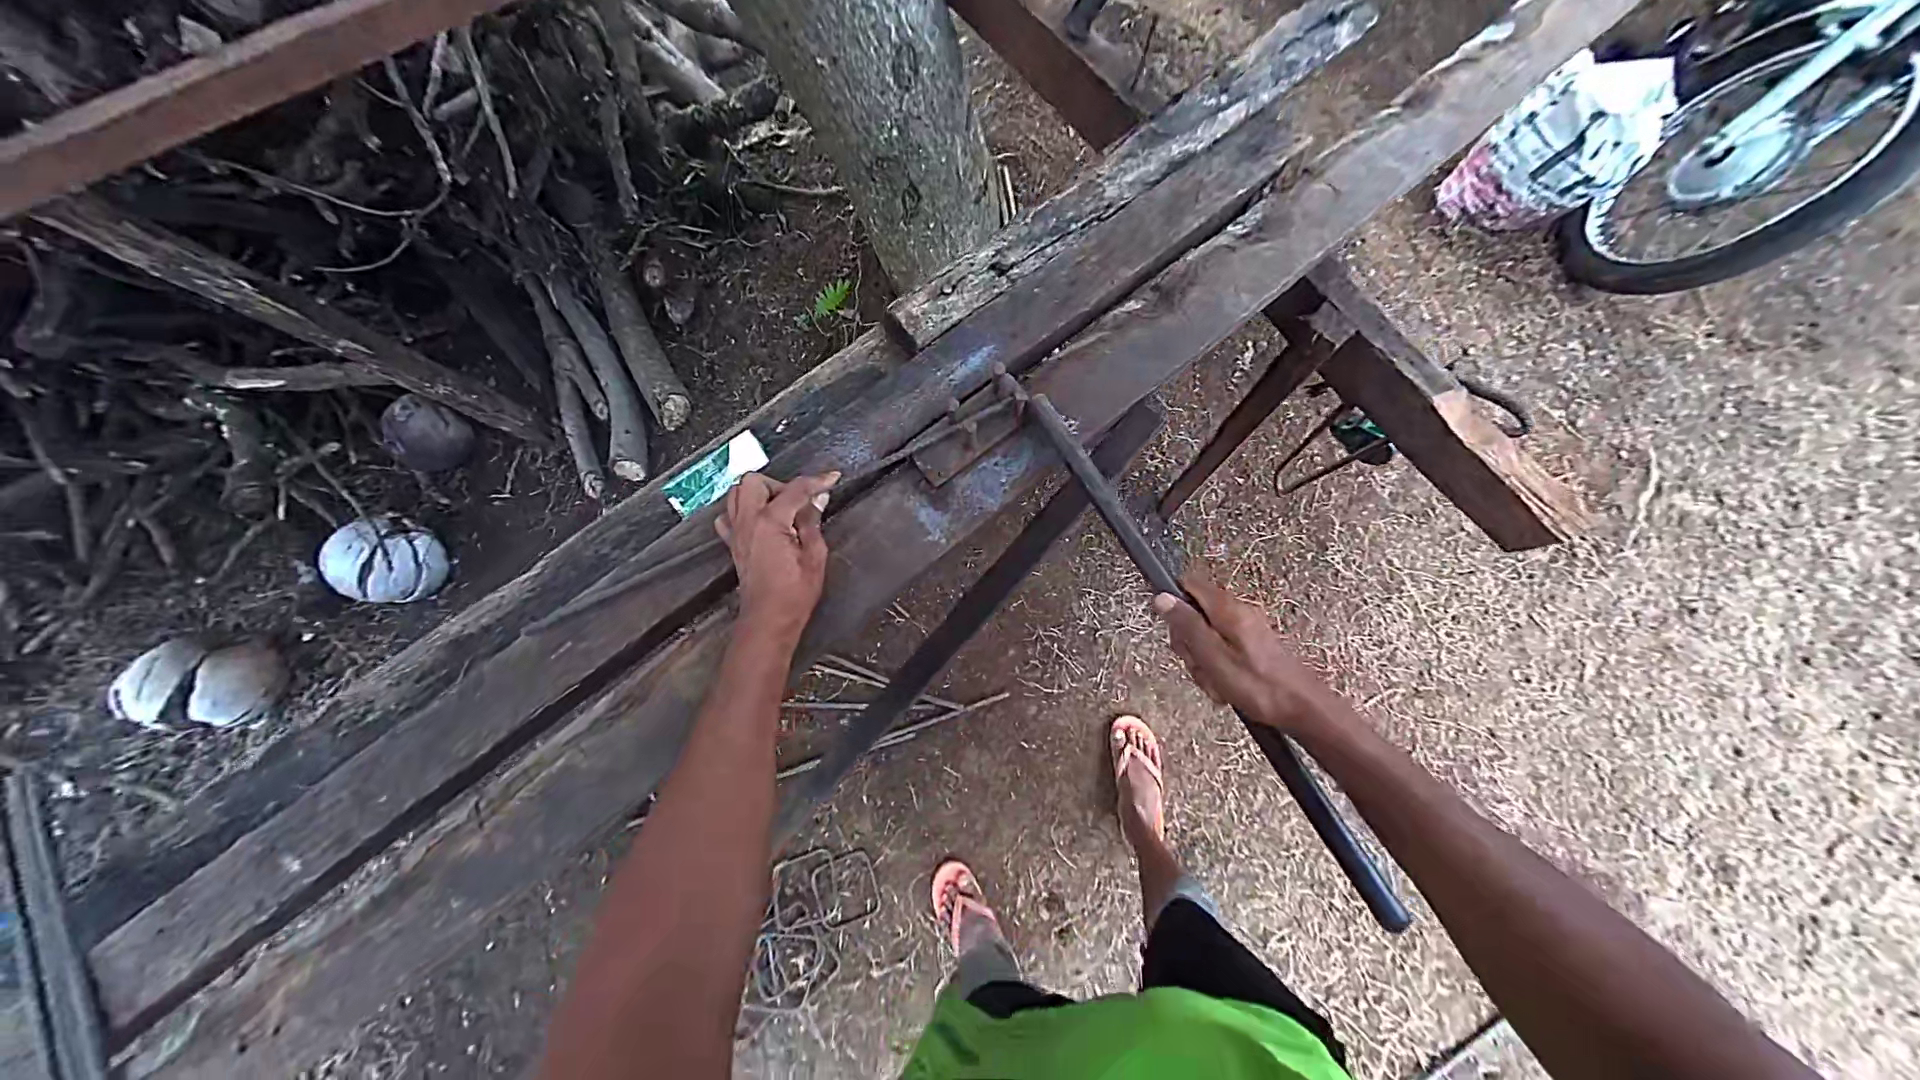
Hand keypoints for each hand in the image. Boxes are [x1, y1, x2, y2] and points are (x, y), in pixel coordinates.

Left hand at [716, 471, 837, 644]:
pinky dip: (742, 510)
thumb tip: (817, 500)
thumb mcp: (814, 556)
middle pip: (755, 481)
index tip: (831, 479)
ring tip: (781, 507)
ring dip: (760, 493)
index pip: (795, 489)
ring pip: (737, 493)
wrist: (769, 619)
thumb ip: (812, 522)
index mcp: (770, 522)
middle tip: (801, 500)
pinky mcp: (733, 544)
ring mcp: (736, 532)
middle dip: (780, 484)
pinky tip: (759, 520)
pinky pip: (729, 515)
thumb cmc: (794, 594)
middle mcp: (747, 522)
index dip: (817, 481)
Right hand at [1150, 572, 1332, 735]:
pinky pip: (1222, 650)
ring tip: (1215, 681)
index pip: (1189, 585)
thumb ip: (1187, 625)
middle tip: (1198, 662)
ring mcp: (1246, 629)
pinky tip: (1226, 687)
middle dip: (1188, 642)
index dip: (1174, 605)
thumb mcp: (1211, 655)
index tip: (1176, 631)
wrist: (1301, 708)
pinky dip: (1218, 668)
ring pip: (1206, 637)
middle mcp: (1238, 612)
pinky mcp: (1252, 646)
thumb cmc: (1259, 686)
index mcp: (1227, 609)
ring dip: (1202, 661)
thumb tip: (1163, 598)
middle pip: (1195, 614)